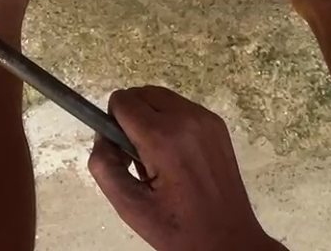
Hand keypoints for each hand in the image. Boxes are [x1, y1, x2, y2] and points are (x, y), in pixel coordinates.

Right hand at [88, 86, 285, 250]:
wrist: (229, 243)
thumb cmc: (178, 229)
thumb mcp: (131, 208)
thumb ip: (104, 166)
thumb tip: (102, 135)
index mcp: (163, 139)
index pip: (121, 101)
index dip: (113, 124)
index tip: (123, 152)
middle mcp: (185, 118)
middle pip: (140, 93)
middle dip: (131, 119)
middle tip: (139, 157)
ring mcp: (204, 118)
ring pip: (159, 96)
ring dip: (150, 117)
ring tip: (159, 156)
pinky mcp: (216, 122)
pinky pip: (179, 105)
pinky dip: (170, 120)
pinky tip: (178, 154)